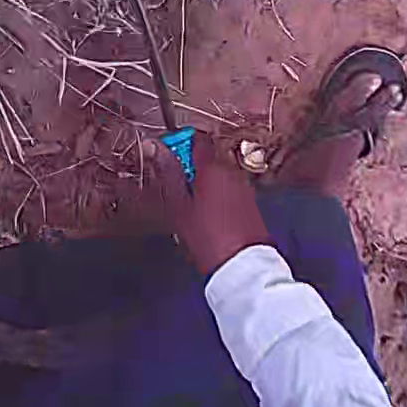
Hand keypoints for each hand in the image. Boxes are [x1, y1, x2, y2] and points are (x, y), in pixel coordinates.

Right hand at [158, 130, 270, 274]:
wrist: (242, 267)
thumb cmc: (208, 237)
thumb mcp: (180, 206)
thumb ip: (169, 174)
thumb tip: (155, 148)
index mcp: (212, 168)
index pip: (197, 139)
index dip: (181, 143)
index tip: (169, 156)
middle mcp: (231, 172)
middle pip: (208, 158)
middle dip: (191, 168)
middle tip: (176, 188)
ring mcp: (243, 186)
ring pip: (218, 175)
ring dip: (204, 183)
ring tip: (191, 207)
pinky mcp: (250, 202)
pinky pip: (229, 189)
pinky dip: (218, 196)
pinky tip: (208, 216)